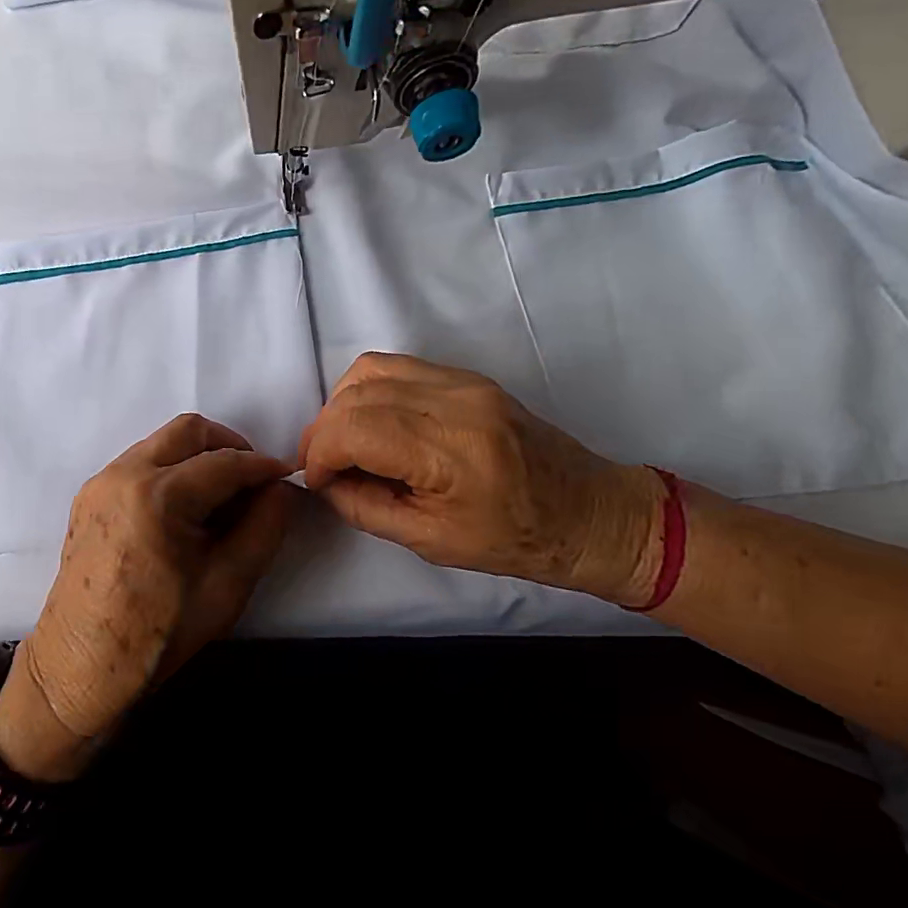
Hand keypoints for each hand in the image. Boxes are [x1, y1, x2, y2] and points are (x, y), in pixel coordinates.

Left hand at [0, 414, 293, 781]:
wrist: (82, 661)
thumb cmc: (158, 632)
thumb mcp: (227, 585)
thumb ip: (263, 528)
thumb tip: (281, 490)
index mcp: (157, 496)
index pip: (224, 462)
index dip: (262, 467)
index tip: (286, 478)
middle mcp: (122, 475)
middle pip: (186, 431)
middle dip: (228, 446)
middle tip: (253, 480)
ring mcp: (99, 484)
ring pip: (159, 444)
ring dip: (195, 457)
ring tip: (221, 499)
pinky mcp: (88, 498)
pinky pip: (137, 464)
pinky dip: (167, 471)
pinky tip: (184, 510)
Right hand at [297, 352, 665, 605]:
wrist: (591, 513)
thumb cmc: (513, 540)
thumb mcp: (427, 541)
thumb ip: (362, 507)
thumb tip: (323, 480)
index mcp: (450, 453)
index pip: (353, 429)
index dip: (319, 454)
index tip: (317, 480)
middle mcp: (455, 404)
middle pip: (354, 397)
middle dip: (322, 432)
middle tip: (323, 465)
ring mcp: (462, 382)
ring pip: (367, 371)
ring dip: (340, 406)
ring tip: (344, 440)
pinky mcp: (465, 376)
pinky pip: (393, 366)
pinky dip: (365, 391)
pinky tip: (371, 422)